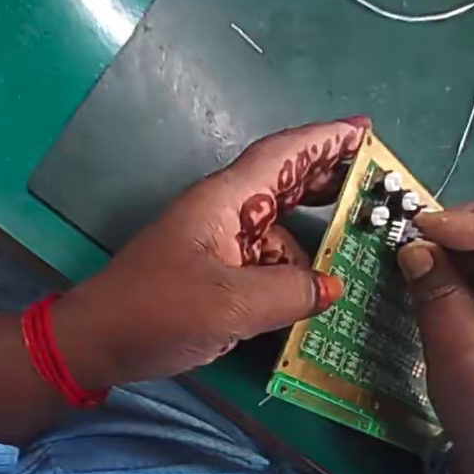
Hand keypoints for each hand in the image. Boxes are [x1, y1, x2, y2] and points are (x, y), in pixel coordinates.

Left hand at [51, 118, 368, 387]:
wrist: (97, 343)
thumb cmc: (156, 311)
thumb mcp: (231, 303)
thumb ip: (290, 291)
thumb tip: (332, 286)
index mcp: (223, 203)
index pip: (281, 156)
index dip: (325, 140)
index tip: (366, 130)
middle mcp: (221, 217)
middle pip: (282, 187)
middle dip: (326, 183)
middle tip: (375, 188)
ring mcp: (214, 249)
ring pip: (274, 234)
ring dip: (312, 241)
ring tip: (355, 254)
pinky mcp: (210, 279)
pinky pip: (260, 267)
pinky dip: (288, 275)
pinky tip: (313, 294)